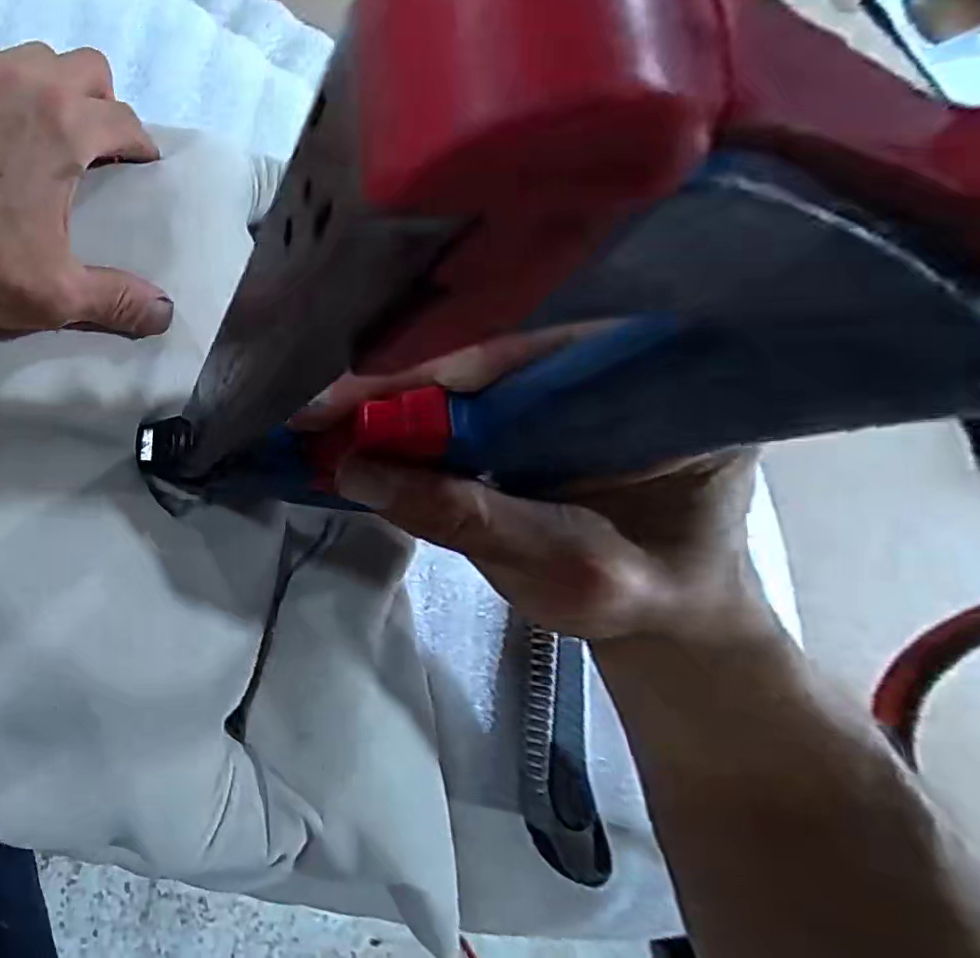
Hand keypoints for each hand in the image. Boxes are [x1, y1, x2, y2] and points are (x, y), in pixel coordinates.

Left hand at [0, 43, 174, 337]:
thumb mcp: (53, 294)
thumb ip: (114, 300)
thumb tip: (164, 315)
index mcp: (64, 128)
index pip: (124, 121)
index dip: (141, 143)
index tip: (143, 162)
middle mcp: (20, 86)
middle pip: (85, 67)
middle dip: (101, 100)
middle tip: (94, 142)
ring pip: (25, 60)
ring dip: (45, 89)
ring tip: (34, 133)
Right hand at [317, 326, 766, 643]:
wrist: (664, 619)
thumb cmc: (640, 599)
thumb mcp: (565, 570)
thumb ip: (467, 518)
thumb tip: (351, 470)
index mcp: (653, 387)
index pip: (524, 359)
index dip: (429, 376)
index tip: (349, 400)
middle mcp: (606, 369)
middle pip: (481, 361)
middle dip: (395, 388)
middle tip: (315, 412)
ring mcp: (566, 388)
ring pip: (464, 382)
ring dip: (391, 404)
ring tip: (322, 422)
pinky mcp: (532, 412)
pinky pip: (462, 407)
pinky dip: (407, 424)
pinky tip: (360, 434)